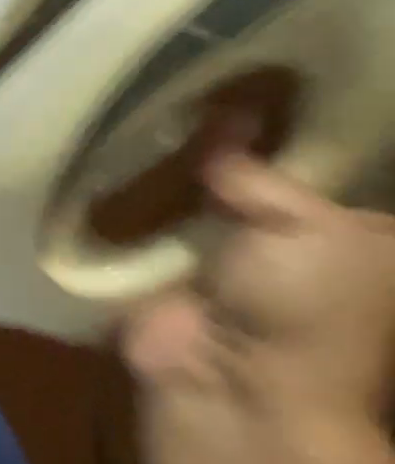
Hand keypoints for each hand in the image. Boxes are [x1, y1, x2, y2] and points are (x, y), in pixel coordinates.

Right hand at [123, 117, 394, 424]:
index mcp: (355, 231)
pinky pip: (143, 234)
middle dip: (227, 145)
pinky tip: (107, 166)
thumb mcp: (312, 226)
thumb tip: (226, 116)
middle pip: (257, 181)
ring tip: (142, 118)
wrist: (226, 379)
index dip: (294, 127)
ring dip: (172, 175)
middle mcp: (289, 243)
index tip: (258, 83)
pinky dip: (126, 210)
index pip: (324, 165)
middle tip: (190, 94)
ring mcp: (218, 261)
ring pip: (197, 203)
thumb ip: (261, 175)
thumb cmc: (305, 302)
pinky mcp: (157, 278)